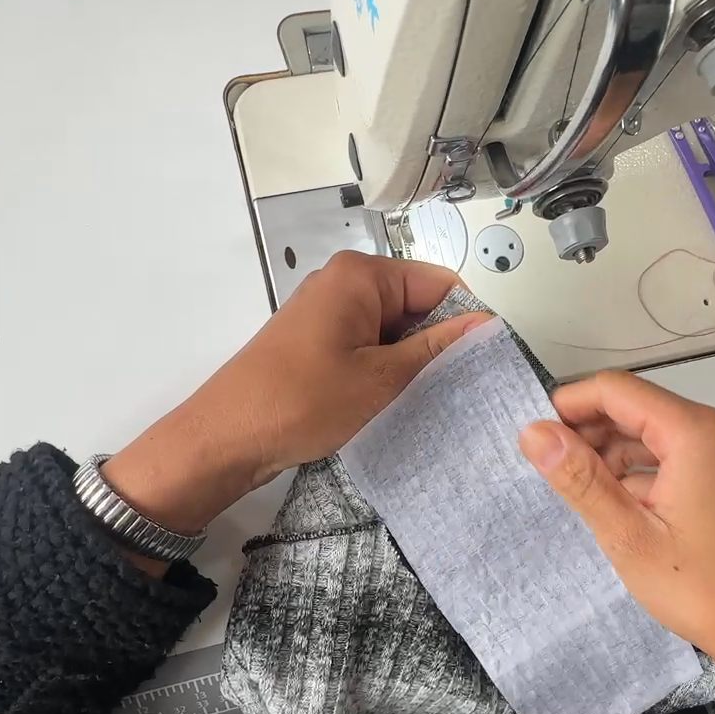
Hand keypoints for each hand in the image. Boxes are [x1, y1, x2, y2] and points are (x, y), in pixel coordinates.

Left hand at [103, 251, 486, 539]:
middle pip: (415, 303)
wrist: (228, 437)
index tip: (484, 362)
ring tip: (425, 398)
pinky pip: (366, 344)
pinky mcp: (315, 340)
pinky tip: (391, 399)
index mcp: (361, 276)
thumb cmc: (304, 401)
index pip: (438, 282)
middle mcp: (343, 283)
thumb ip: (437, 348)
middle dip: (437, 342)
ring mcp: (326, 311)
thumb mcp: (383, 377)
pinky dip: (383, 368)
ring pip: (392, 329)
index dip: (465, 319)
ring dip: (410, 360)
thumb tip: (486, 325)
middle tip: (458, 388)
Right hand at [519, 371, 714, 713]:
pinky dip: (638, 469)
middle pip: (635, 406)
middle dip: (589, 432)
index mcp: (696, 431)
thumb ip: (579, 477)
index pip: (617, 390)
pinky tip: (616, 503)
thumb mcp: (627, 534)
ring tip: (580, 493)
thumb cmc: (699, 588)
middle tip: (552, 472)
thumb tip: (531, 431)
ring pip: (651, 430)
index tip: (535, 439)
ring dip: (611, 453)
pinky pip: (671, 452)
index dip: (569, 405)